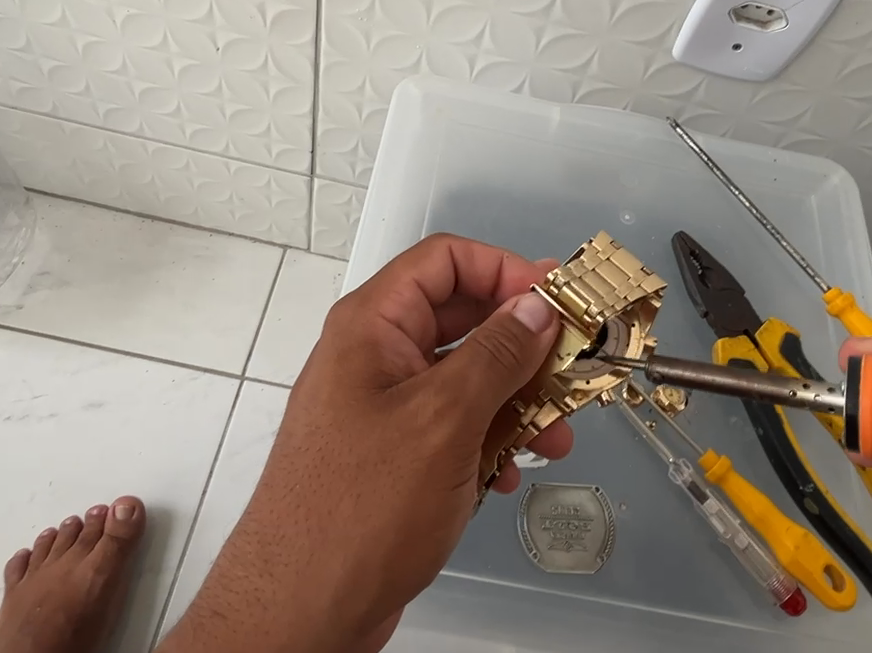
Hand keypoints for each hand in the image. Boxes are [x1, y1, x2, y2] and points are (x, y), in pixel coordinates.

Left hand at [159, 234, 570, 652]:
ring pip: (462, 375)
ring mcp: (382, 403)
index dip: (503, 268)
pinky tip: (509, 472)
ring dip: (514, 397)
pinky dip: (486, 437)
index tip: (556, 300)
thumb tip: (538, 304)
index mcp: (374, 322)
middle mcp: (376, 352)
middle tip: (572, 366)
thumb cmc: (366, 504)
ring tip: (557, 433)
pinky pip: (450, 422)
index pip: (444, 260)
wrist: (299, 611)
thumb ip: (497, 353)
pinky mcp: (391, 451)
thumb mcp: (445, 418)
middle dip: (521, 342)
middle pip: (460, 317)